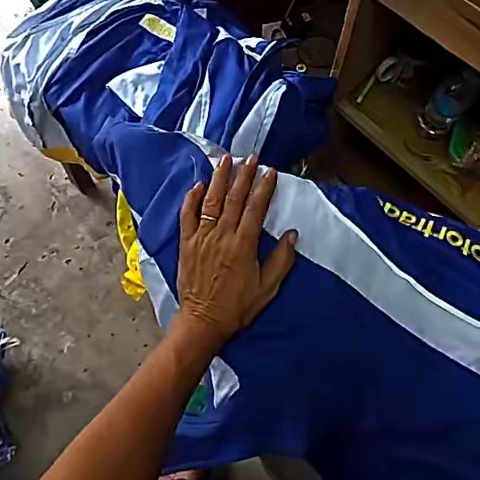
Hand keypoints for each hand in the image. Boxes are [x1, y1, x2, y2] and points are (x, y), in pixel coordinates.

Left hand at [173, 154, 297, 350]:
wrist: (202, 322)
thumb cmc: (238, 306)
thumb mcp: (268, 287)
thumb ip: (281, 259)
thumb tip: (292, 234)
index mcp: (243, 245)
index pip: (255, 208)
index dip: (264, 187)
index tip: (270, 171)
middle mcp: (221, 236)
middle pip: (234, 199)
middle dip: (244, 175)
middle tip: (251, 157)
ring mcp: (201, 238)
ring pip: (211, 202)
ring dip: (219, 179)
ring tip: (226, 160)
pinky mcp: (186, 244)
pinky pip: (188, 216)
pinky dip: (192, 199)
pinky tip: (199, 184)